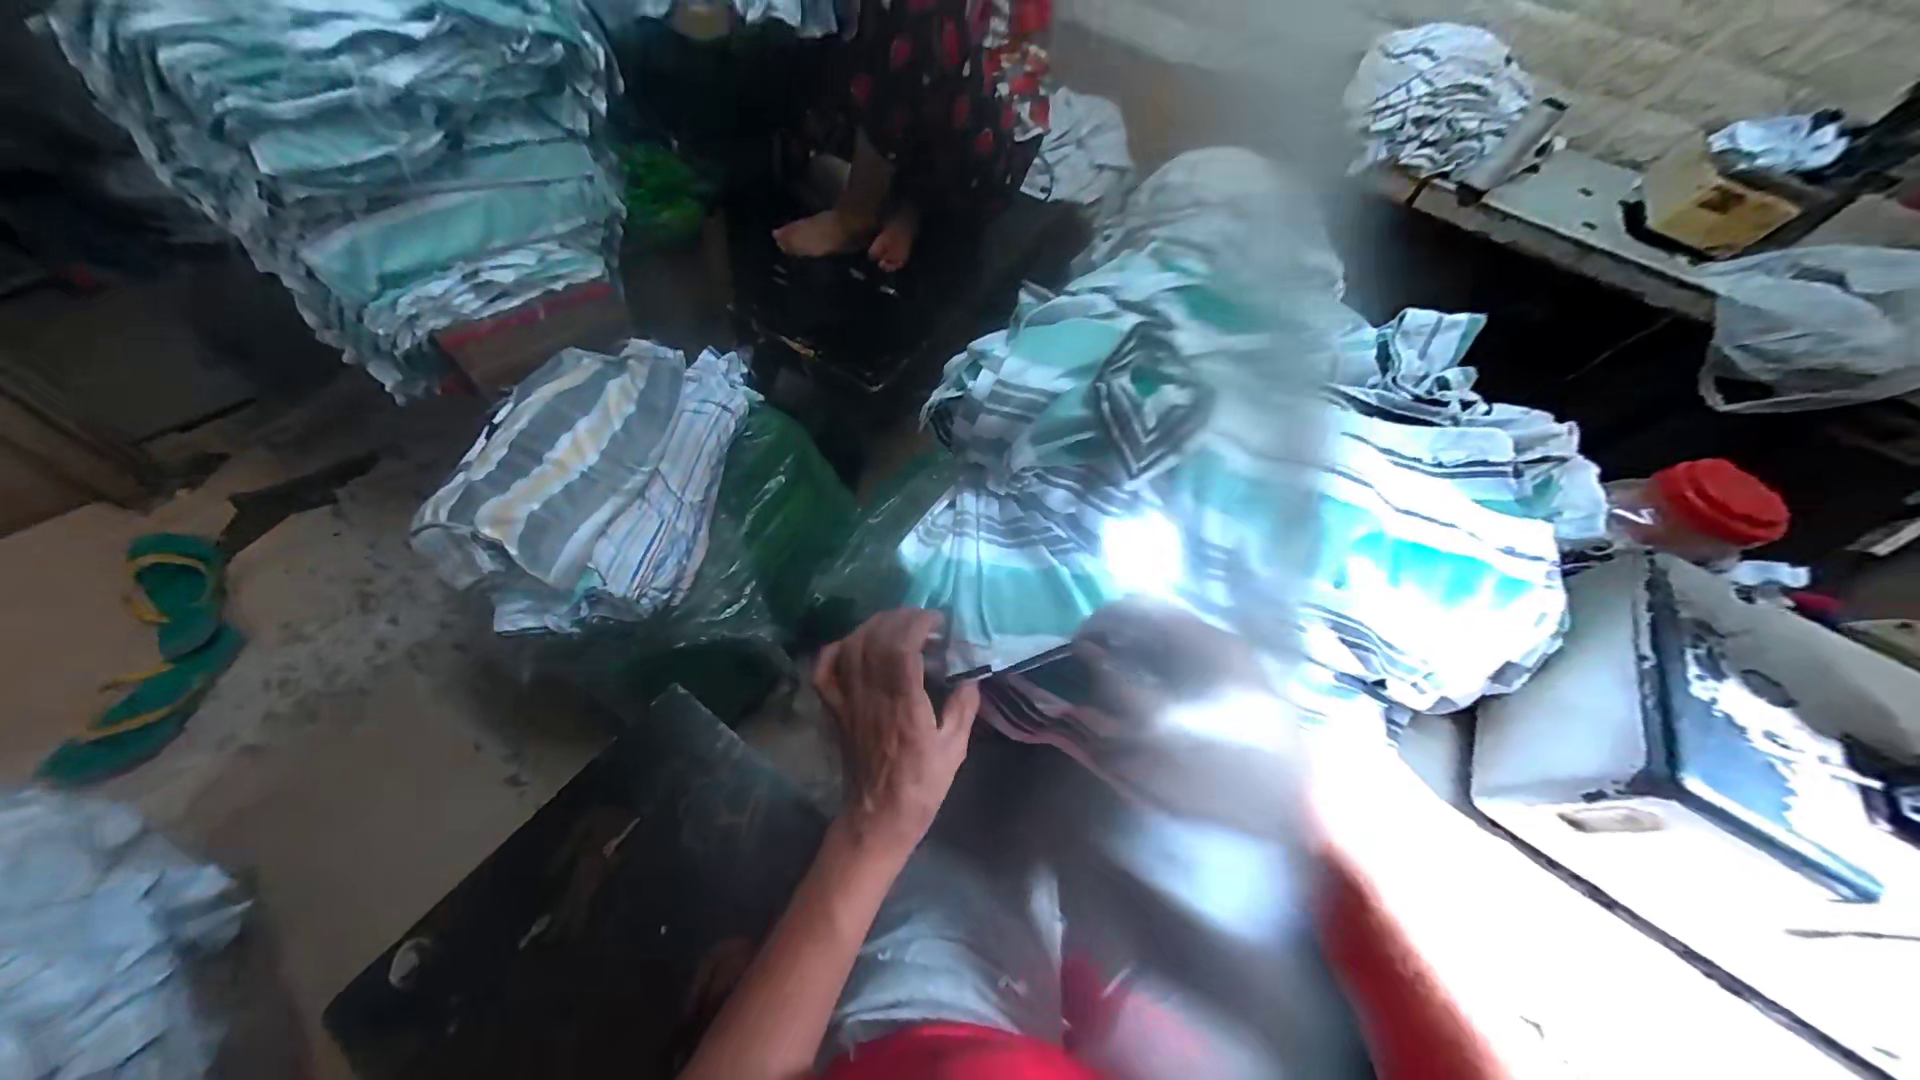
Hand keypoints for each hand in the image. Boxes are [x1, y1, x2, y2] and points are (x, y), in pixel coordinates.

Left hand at [813, 609, 978, 857]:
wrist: (877, 817)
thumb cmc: (921, 785)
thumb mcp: (954, 749)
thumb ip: (963, 707)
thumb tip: (971, 676)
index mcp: (903, 706)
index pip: (902, 648)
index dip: (917, 624)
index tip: (937, 620)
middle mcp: (871, 697)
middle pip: (875, 640)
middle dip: (899, 618)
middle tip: (922, 619)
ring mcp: (847, 702)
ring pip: (851, 647)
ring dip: (873, 626)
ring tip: (897, 624)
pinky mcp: (834, 709)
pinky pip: (825, 670)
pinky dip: (838, 648)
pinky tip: (856, 643)